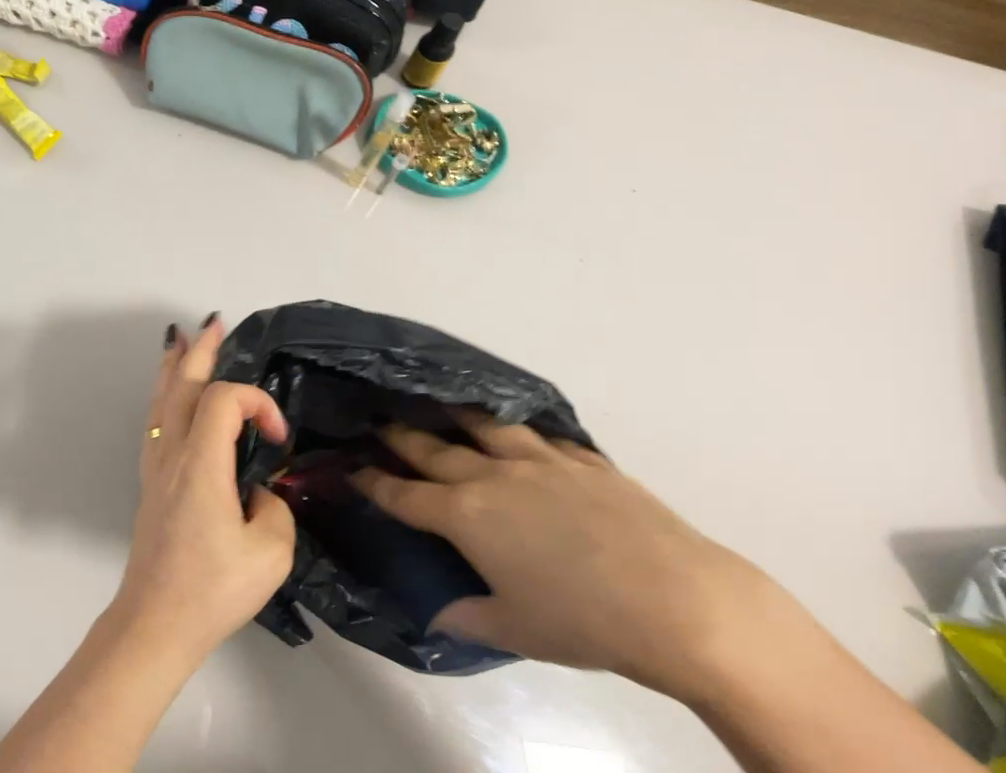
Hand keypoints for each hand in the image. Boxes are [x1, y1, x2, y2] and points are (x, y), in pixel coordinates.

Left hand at [111, 316, 295, 663]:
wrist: (157, 618)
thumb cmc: (214, 588)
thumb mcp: (271, 552)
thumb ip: (273, 507)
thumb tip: (257, 491)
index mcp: (201, 463)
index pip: (225, 400)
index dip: (258, 402)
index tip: (279, 438)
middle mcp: (172, 454)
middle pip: (183, 387)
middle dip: (201, 353)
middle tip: (215, 324)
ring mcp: (156, 466)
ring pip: (162, 401)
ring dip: (176, 368)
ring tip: (181, 340)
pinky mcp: (150, 482)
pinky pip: (155, 422)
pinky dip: (164, 396)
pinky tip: (168, 396)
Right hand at [353, 413, 800, 701]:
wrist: (683, 604)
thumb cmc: (585, 623)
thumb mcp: (516, 630)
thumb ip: (467, 616)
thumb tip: (437, 616)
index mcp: (465, 516)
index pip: (402, 493)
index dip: (372, 480)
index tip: (350, 469)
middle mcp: (494, 478)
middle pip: (433, 448)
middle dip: (400, 435)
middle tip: (378, 422)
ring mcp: (542, 463)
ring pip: (485, 426)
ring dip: (456, 414)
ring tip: (439, 403)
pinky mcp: (586, 463)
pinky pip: (542, 437)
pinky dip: (520, 432)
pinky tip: (521, 434)